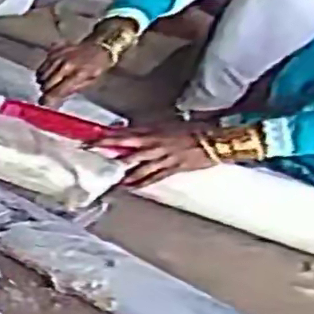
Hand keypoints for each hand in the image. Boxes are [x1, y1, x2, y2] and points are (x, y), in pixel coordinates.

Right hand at [37, 40, 114, 103]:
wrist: (102, 45)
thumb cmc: (98, 65)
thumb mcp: (91, 81)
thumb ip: (71, 91)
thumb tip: (52, 103)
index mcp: (79, 73)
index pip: (56, 91)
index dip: (48, 99)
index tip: (44, 104)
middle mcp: (66, 65)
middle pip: (45, 85)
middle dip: (48, 89)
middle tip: (53, 89)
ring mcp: (58, 58)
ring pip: (40, 77)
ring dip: (44, 81)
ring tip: (54, 79)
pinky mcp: (52, 53)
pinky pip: (40, 68)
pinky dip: (43, 72)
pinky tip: (52, 71)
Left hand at [93, 125, 215, 188]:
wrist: (227, 139)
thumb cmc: (199, 129)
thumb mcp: (170, 124)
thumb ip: (146, 129)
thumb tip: (124, 130)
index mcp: (154, 134)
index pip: (123, 136)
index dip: (103, 140)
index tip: (85, 143)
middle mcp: (156, 147)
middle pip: (126, 153)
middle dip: (108, 158)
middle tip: (89, 163)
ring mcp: (165, 158)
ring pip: (138, 169)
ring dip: (122, 176)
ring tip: (106, 182)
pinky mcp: (175, 168)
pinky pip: (154, 178)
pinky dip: (140, 184)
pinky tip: (128, 188)